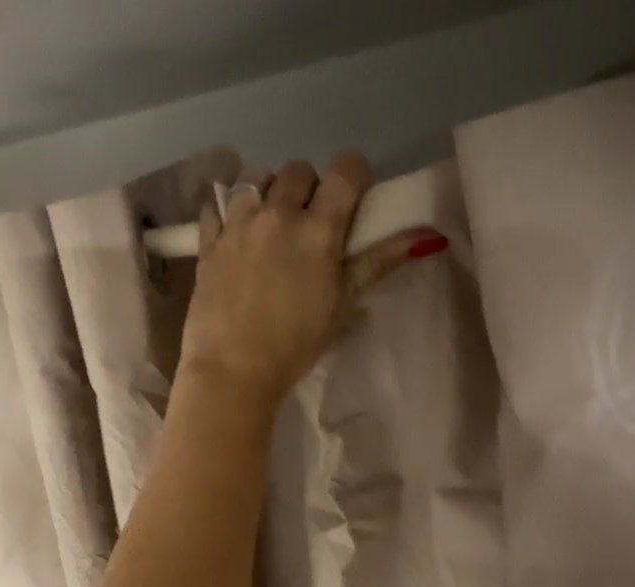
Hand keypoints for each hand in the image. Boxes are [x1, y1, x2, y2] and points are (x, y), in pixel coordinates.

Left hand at [179, 151, 445, 409]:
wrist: (233, 370)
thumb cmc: (294, 345)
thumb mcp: (343, 303)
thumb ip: (378, 262)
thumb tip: (428, 234)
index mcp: (319, 228)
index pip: (345, 169)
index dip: (352, 175)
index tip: (350, 196)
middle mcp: (278, 215)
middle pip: (297, 170)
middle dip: (307, 186)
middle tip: (306, 219)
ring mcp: (238, 227)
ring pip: (253, 179)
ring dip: (265, 190)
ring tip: (266, 220)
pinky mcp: (206, 245)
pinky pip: (215, 206)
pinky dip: (225, 210)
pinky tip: (232, 230)